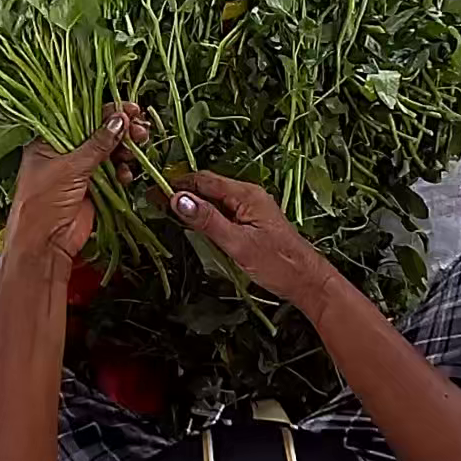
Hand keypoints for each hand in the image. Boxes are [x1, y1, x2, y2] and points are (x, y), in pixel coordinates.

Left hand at [6, 103, 149, 262]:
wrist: (45, 244)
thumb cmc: (43, 202)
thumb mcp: (70, 167)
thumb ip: (97, 143)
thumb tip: (119, 120)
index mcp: (50, 141)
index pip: (82, 117)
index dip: (107, 112)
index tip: (130, 109)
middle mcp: (66, 152)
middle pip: (100, 133)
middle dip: (122, 131)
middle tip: (140, 130)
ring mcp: (81, 170)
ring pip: (110, 152)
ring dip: (125, 150)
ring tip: (136, 152)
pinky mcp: (94, 187)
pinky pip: (114, 172)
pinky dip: (122, 171)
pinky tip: (125, 175)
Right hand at [162, 171, 344, 310]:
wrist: (307, 280)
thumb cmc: (277, 263)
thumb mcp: (237, 243)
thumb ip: (207, 220)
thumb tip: (178, 199)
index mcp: (246, 194)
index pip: (204, 180)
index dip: (177, 184)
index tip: (152, 191)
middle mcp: (248, 195)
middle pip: (208, 186)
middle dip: (181, 192)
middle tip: (153, 201)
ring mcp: (251, 208)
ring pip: (215, 199)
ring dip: (192, 203)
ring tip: (166, 210)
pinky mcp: (252, 221)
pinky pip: (223, 211)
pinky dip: (205, 214)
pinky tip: (194, 223)